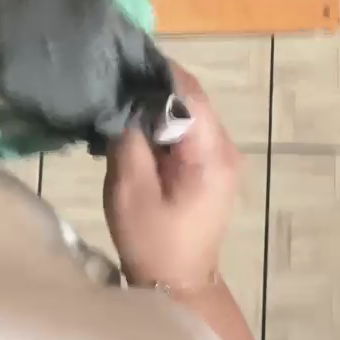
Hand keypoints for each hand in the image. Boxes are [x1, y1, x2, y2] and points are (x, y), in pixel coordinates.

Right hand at [103, 63, 243, 293]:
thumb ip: (129, 135)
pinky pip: (188, 122)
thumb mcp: (130, 187)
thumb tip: (123, 95)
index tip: (121, 57)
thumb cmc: (152, 237)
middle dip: (154, 80)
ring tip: (119, 92)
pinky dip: (162, 112)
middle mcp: (225, 148)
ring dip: (156, 96)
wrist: (177, 282)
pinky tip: (134, 117)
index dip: (157, 69)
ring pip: (189, 105)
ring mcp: (221, 154)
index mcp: (210, 155)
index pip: (188, 92)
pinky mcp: (210, 160)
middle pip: (191, 94)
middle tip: (114, 73)